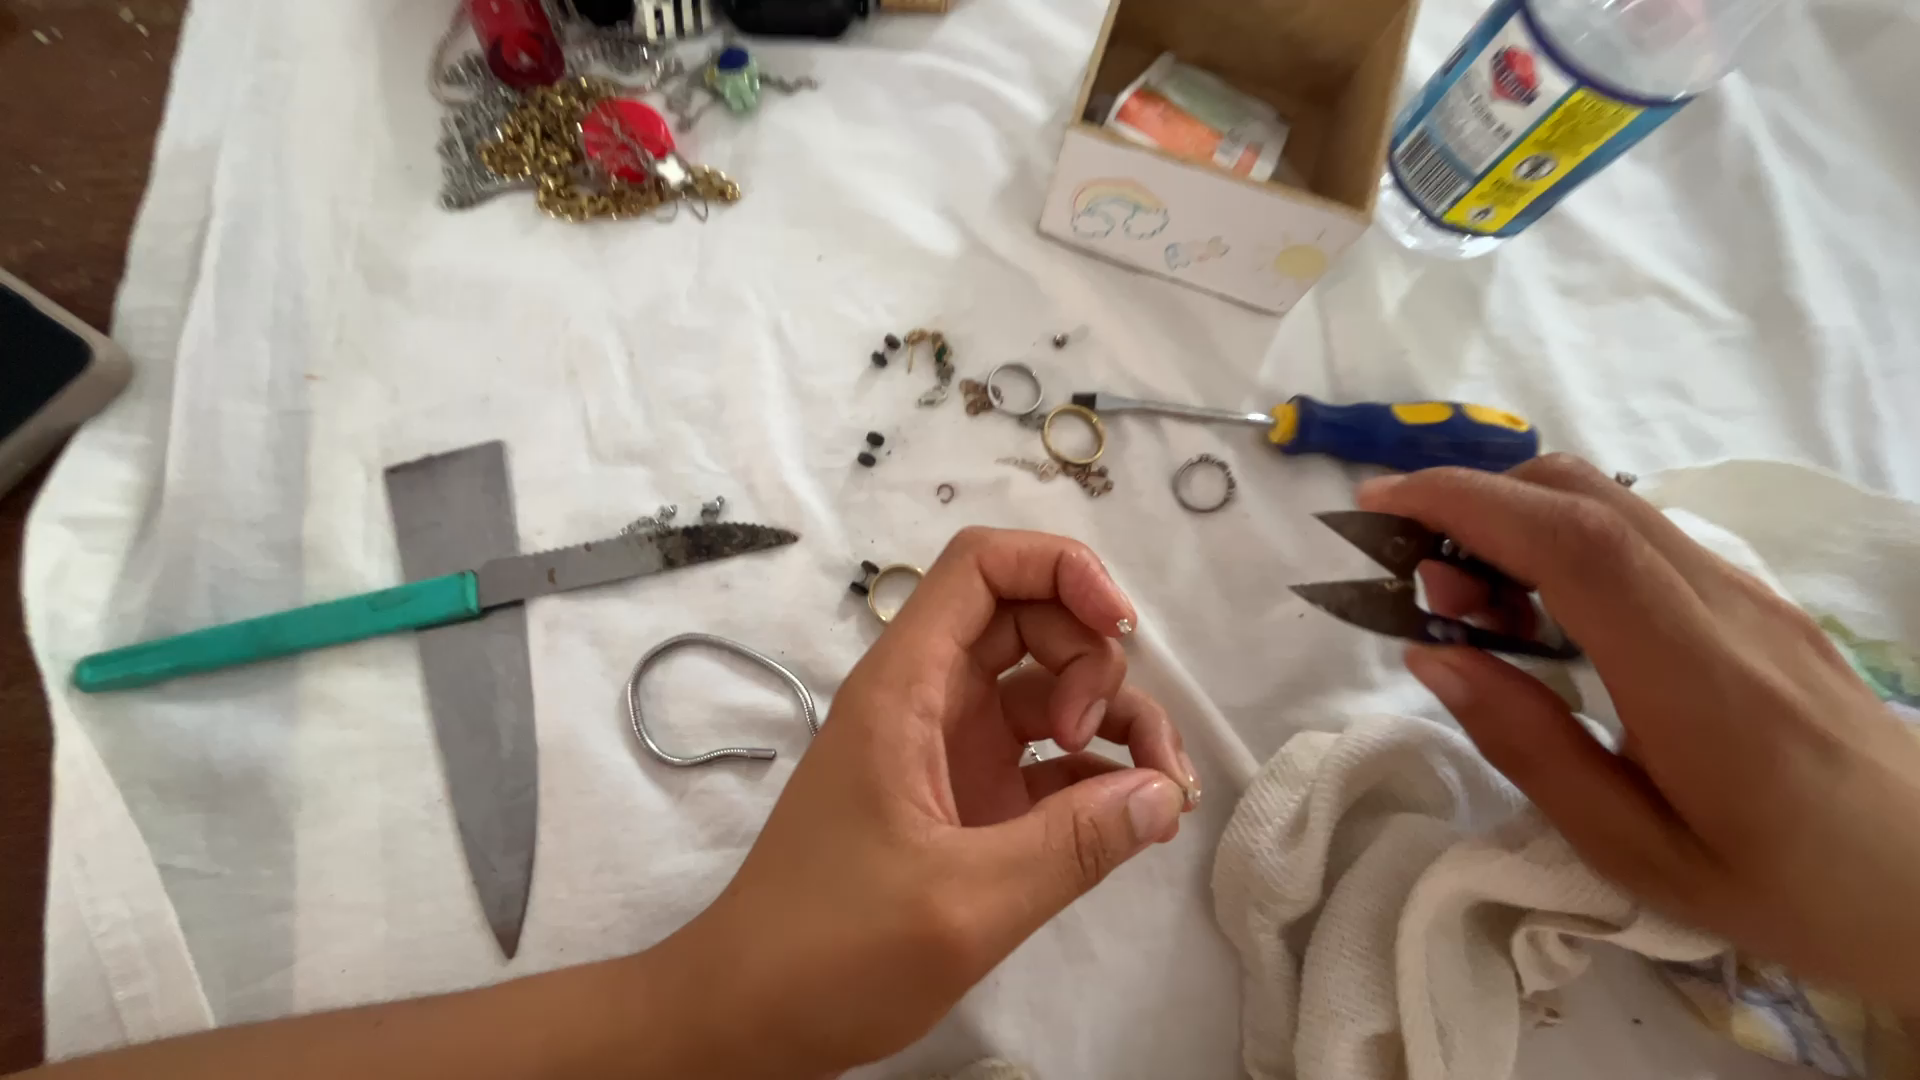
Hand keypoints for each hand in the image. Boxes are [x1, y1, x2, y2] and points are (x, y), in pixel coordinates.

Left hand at [671, 527, 1199, 1076]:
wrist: (754, 1015)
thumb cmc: (831, 948)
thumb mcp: (963, 902)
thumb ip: (1072, 844)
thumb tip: (1163, 794)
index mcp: (907, 684)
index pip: (981, 566)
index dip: (1058, 567)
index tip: (1118, 625)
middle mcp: (932, 694)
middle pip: (1028, 616)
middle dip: (1091, 657)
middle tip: (1108, 738)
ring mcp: (954, 742)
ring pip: (1046, 683)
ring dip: (1111, 716)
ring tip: (1156, 790)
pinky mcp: (973, 792)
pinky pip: (1049, 754)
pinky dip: (1098, 770)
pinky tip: (1136, 815)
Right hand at [1360, 455, 1919, 1012]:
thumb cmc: (1790, 887)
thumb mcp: (1634, 849)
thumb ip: (1525, 744)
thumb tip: (1430, 654)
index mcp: (1699, 679)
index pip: (1574, 543)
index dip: (1465, 503)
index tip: (1379, 503)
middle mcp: (1726, 607)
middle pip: (1582, 495)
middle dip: (1469, 501)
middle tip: (1417, 578)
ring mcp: (1745, 592)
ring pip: (1604, 503)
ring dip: (1505, 522)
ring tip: (1467, 606)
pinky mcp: (1746, 596)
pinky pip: (1629, 533)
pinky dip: (1547, 540)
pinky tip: (1530, 612)